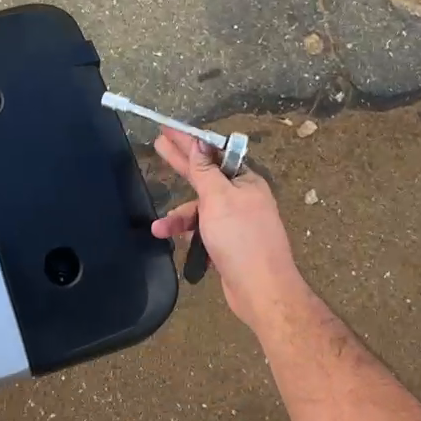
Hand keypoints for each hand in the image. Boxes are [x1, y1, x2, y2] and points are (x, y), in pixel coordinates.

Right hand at [150, 131, 304, 328]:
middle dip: (180, 164)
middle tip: (159, 144)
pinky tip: (173, 241)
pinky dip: (188, 233)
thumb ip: (204, 171)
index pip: (213, 154)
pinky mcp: (229, 244)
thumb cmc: (240, 238)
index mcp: (246, 182)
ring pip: (200, 208)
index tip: (169, 129)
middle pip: (205, 176)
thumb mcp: (218, 198)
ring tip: (159, 226)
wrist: (262, 292)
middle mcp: (242, 199)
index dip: (189, 141)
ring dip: (179, 217)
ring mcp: (236, 222)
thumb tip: (198, 143)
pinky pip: (203, 229)